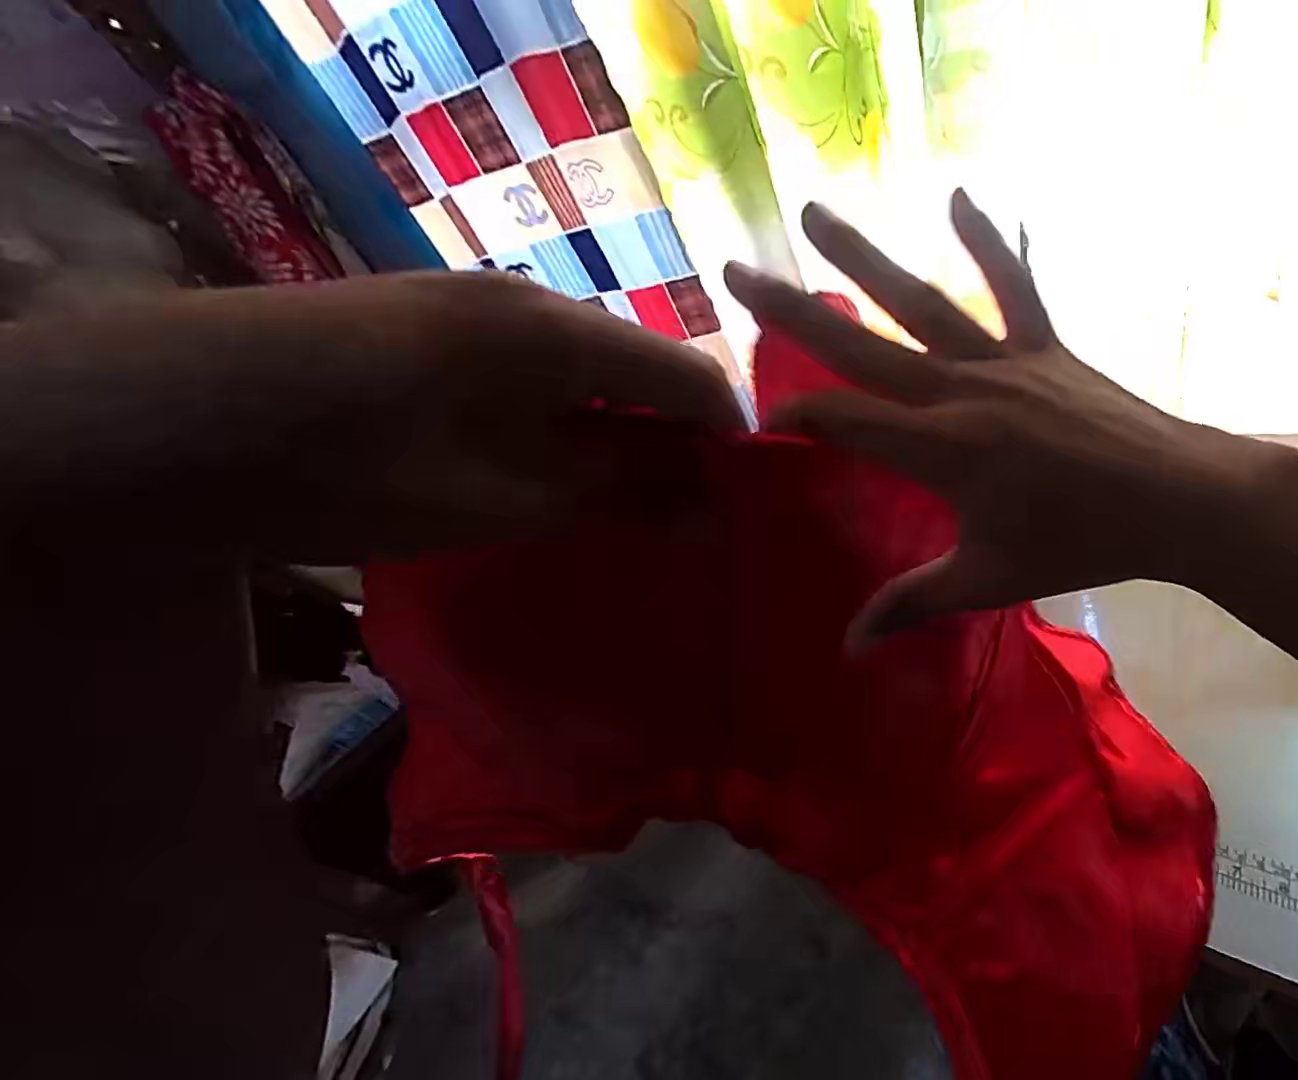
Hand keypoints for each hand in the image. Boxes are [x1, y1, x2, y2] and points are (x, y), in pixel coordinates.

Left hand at [0, 272, 741, 562]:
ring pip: (610, 376)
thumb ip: (620, 491)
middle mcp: (537, 306)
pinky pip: (561, 378)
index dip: (733, 434)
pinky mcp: (461, 333)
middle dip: (690, 440)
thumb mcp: (503, 498)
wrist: (145, 428)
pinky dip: (589, 425)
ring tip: (651, 498)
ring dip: (640, 435)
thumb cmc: (341, 469)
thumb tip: (714, 508)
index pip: (691, 374)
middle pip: (655, 370)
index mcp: (556, 334)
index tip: (751, 495)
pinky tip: (584, 470)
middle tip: (704, 508)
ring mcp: (495, 314)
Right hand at [723, 191, 1297, 646]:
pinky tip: (960, 195)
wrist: (1173, 500)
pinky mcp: (1047, 346)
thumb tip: (851, 648)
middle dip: (791, 312)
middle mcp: (963, 392)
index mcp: (942, 450)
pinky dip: (987, 243)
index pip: (843, 419)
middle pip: (861, 347)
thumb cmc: (1080, 544)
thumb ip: (914, 603)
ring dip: (863, 259)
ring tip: (814, 213)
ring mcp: (1006, 361)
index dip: (798, 414)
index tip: (767, 417)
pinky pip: (1013, 285)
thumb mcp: (990, 579)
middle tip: (735, 273)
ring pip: (922, 301)